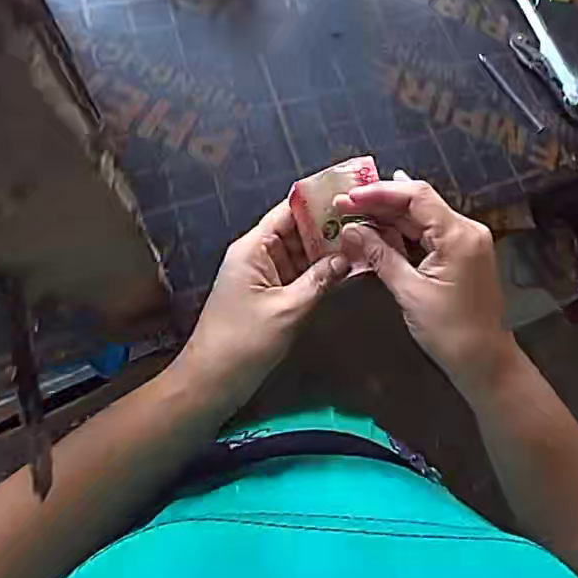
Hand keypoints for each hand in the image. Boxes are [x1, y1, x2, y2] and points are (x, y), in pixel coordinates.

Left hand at [174, 200, 349, 410]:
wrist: (211, 383)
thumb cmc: (243, 342)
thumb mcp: (287, 310)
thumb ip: (320, 280)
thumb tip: (347, 257)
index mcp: (253, 247)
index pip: (288, 211)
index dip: (317, 202)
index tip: (349, 195)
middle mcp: (258, 254)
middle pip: (296, 229)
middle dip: (328, 226)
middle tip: (366, 219)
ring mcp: (263, 273)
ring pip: (300, 252)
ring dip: (326, 249)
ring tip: (363, 239)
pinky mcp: (269, 293)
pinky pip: (298, 273)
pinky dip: (318, 270)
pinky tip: (345, 268)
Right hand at [334, 173, 516, 393]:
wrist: (485, 363)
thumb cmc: (451, 331)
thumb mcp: (410, 291)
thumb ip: (379, 255)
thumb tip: (350, 231)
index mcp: (459, 234)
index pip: (416, 196)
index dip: (380, 192)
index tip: (350, 196)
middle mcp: (466, 230)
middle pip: (418, 203)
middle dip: (379, 203)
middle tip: (342, 204)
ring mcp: (464, 241)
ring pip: (420, 217)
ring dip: (387, 216)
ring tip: (352, 214)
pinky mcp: (459, 253)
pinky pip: (426, 233)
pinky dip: (400, 232)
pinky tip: (376, 229)